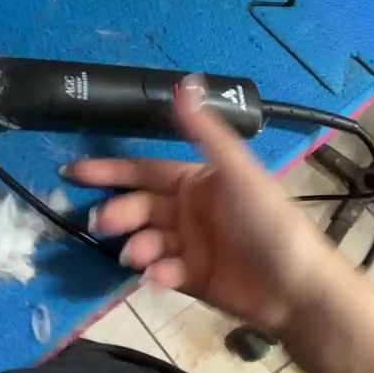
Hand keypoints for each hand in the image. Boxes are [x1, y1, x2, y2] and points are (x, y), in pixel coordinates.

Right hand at [63, 77, 348, 335]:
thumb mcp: (237, 169)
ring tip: (138, 256)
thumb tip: (184, 82)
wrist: (301, 290)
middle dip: (117, 213)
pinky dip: (156, 272)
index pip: (141, 172)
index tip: (72, 172)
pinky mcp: (191, 278)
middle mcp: (187, 210)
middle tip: (101, 222)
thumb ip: (204, 130)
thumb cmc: (270, 222)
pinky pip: (160, 270)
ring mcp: (187, 245)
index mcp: (195, 181)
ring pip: (143, 239)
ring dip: (135, 245)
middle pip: (137, 206)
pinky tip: (160, 276)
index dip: (108, 171)